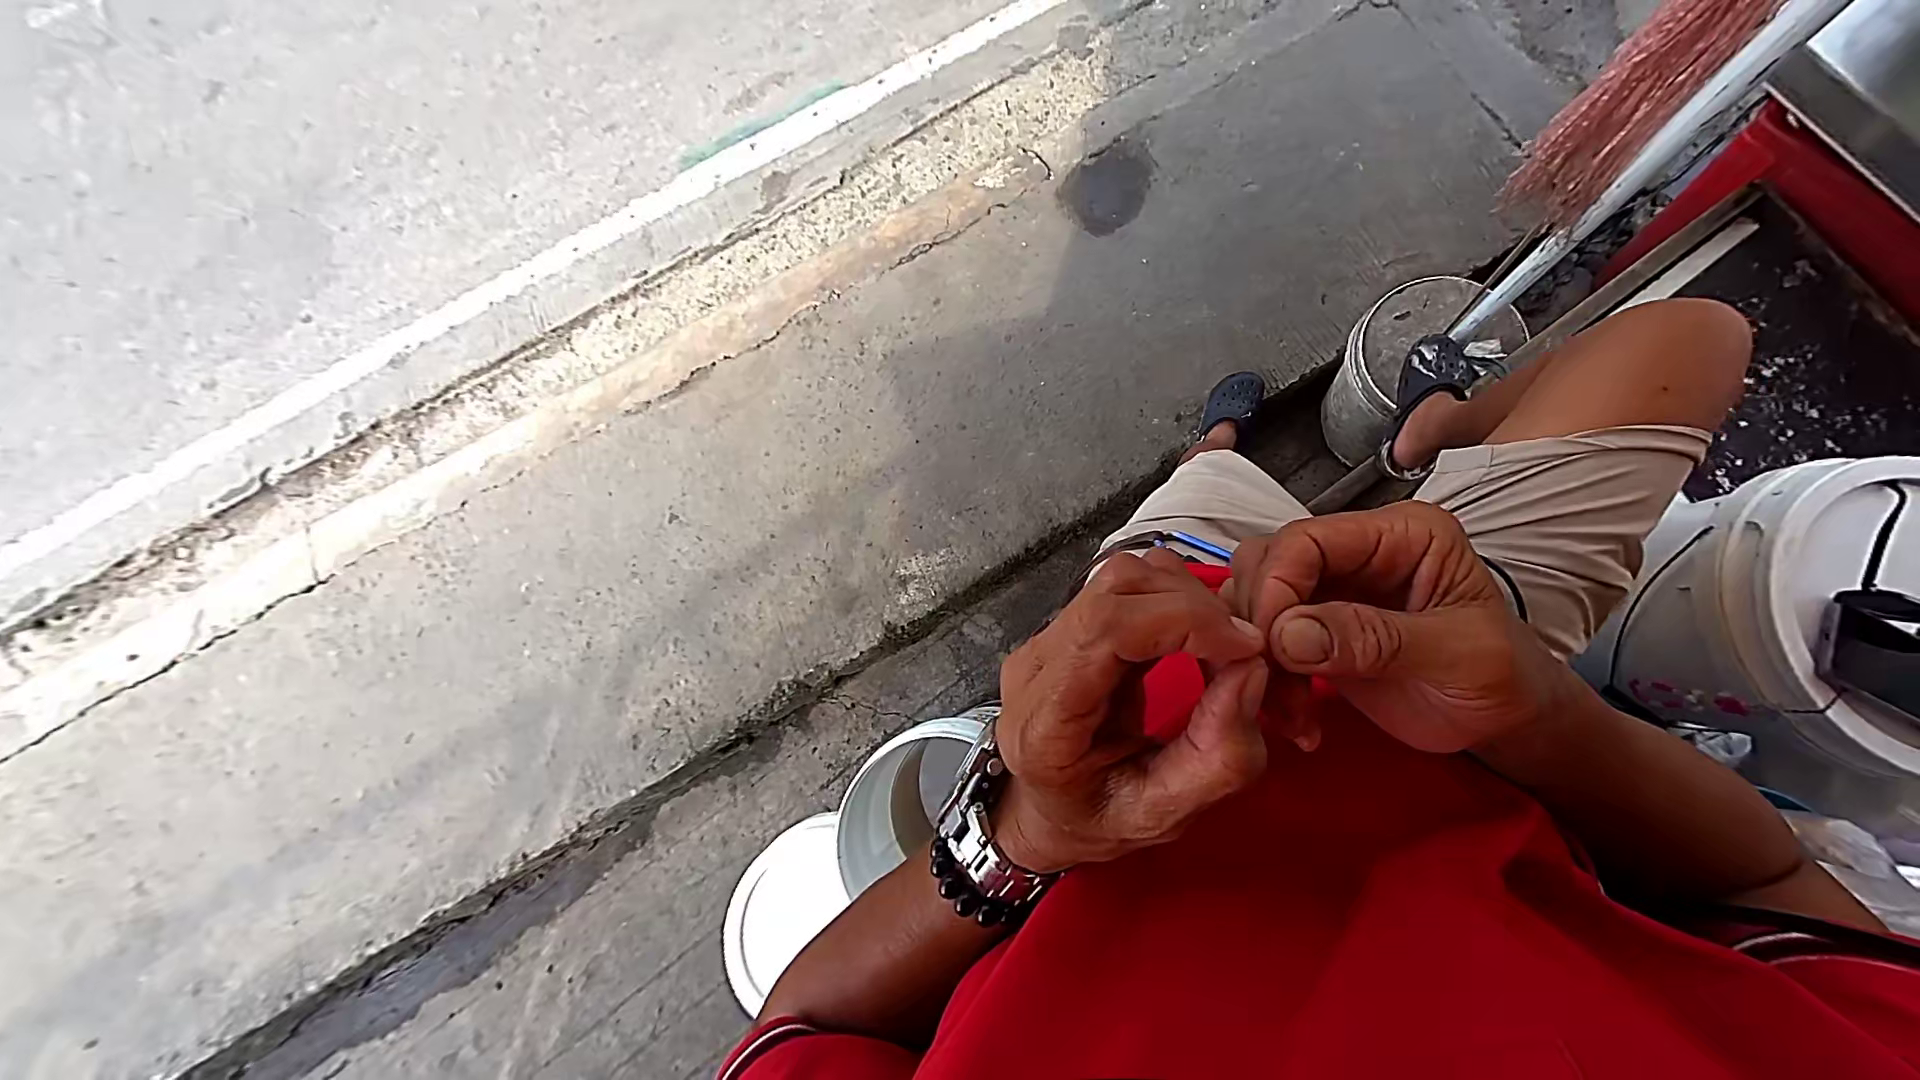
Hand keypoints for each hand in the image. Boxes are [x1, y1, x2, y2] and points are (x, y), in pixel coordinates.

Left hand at [990, 549, 1269, 872]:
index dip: (1184, 621)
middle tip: (1242, 651)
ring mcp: (1045, 639)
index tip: (1247, 648)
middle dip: (1194, 606)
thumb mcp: (1162, 815)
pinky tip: (1192, 639)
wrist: (1041, 810)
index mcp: (1044, 719)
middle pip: (1114, 587)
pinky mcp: (1066, 628)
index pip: (1105, 627)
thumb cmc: (1092, 820)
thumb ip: (1215, 758)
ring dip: (1184, 598)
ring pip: (1119, 577)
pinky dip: (1171, 601)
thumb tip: (1251, 669)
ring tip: (1218, 646)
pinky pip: (1122, 591)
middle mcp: (1035, 664)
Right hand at [1226, 501, 1576, 753]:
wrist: (1501, 722)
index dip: (1275, 588)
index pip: (1304, 540)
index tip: (1269, 646)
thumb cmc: (1501, 682)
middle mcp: (1351, 550)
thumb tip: (1286, 634)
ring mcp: (1323, 585)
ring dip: (1254, 656)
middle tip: (1272, 683)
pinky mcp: (1303, 622)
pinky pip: (1256, 635)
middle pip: (1263, 565)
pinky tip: (1289, 710)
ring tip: (1288, 708)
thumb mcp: (1457, 659)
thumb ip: (1374, 639)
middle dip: (1259, 627)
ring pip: (1248, 599)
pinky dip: (1259, 674)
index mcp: (1398, 535)